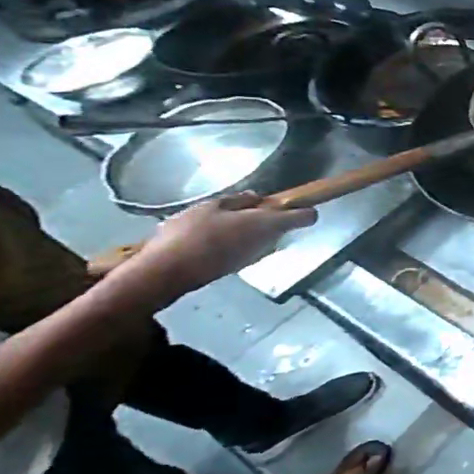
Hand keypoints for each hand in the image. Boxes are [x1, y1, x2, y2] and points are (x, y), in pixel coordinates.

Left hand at [106, 193, 316, 308]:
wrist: (160, 274)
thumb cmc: (213, 247)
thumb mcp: (258, 229)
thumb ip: (285, 220)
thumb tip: (312, 213)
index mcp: (221, 203)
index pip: (251, 199)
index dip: (268, 206)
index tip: (281, 219)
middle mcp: (198, 211)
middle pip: (230, 213)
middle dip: (247, 222)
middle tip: (262, 241)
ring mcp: (178, 231)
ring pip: (211, 231)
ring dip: (227, 239)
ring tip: (239, 257)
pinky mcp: (166, 253)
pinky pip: (196, 249)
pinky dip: (209, 255)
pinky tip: (213, 268)